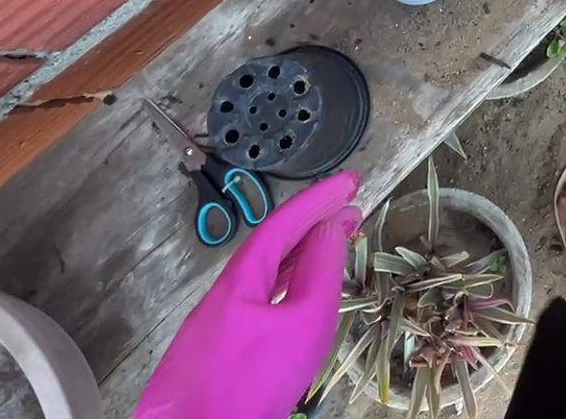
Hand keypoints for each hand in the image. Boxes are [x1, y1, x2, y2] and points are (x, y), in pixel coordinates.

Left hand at [136, 171, 360, 418]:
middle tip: (354, 212)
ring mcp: (211, 327)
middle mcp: (219, 295)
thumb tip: (330, 229)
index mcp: (238, 280)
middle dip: (314, 223)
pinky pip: (255, 300)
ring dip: (302, 252)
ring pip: (263, 274)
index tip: (352, 182)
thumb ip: (320, 270)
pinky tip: (301, 292)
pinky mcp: (211, 355)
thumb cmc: (255, 383)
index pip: (282, 223)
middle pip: (271, 245)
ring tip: (336, 244)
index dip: (318, 197)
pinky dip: (286, 281)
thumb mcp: (305, 322)